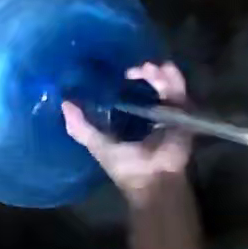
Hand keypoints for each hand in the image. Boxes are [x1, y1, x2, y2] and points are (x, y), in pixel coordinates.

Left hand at [62, 62, 193, 204]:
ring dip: (157, 72)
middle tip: (135, 69)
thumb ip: (81, 127)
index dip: (123, 79)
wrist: (153, 180)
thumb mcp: (98, 146)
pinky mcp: (183, 112)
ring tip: (149, 67)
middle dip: (143, 73)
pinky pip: (180, 90)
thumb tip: (64, 103)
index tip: (118, 71)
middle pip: (148, 84)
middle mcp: (149, 111)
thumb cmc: (126, 167)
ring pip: (164, 83)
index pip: (128, 90)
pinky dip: (174, 77)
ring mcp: (167, 110)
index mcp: (130, 118)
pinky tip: (166, 69)